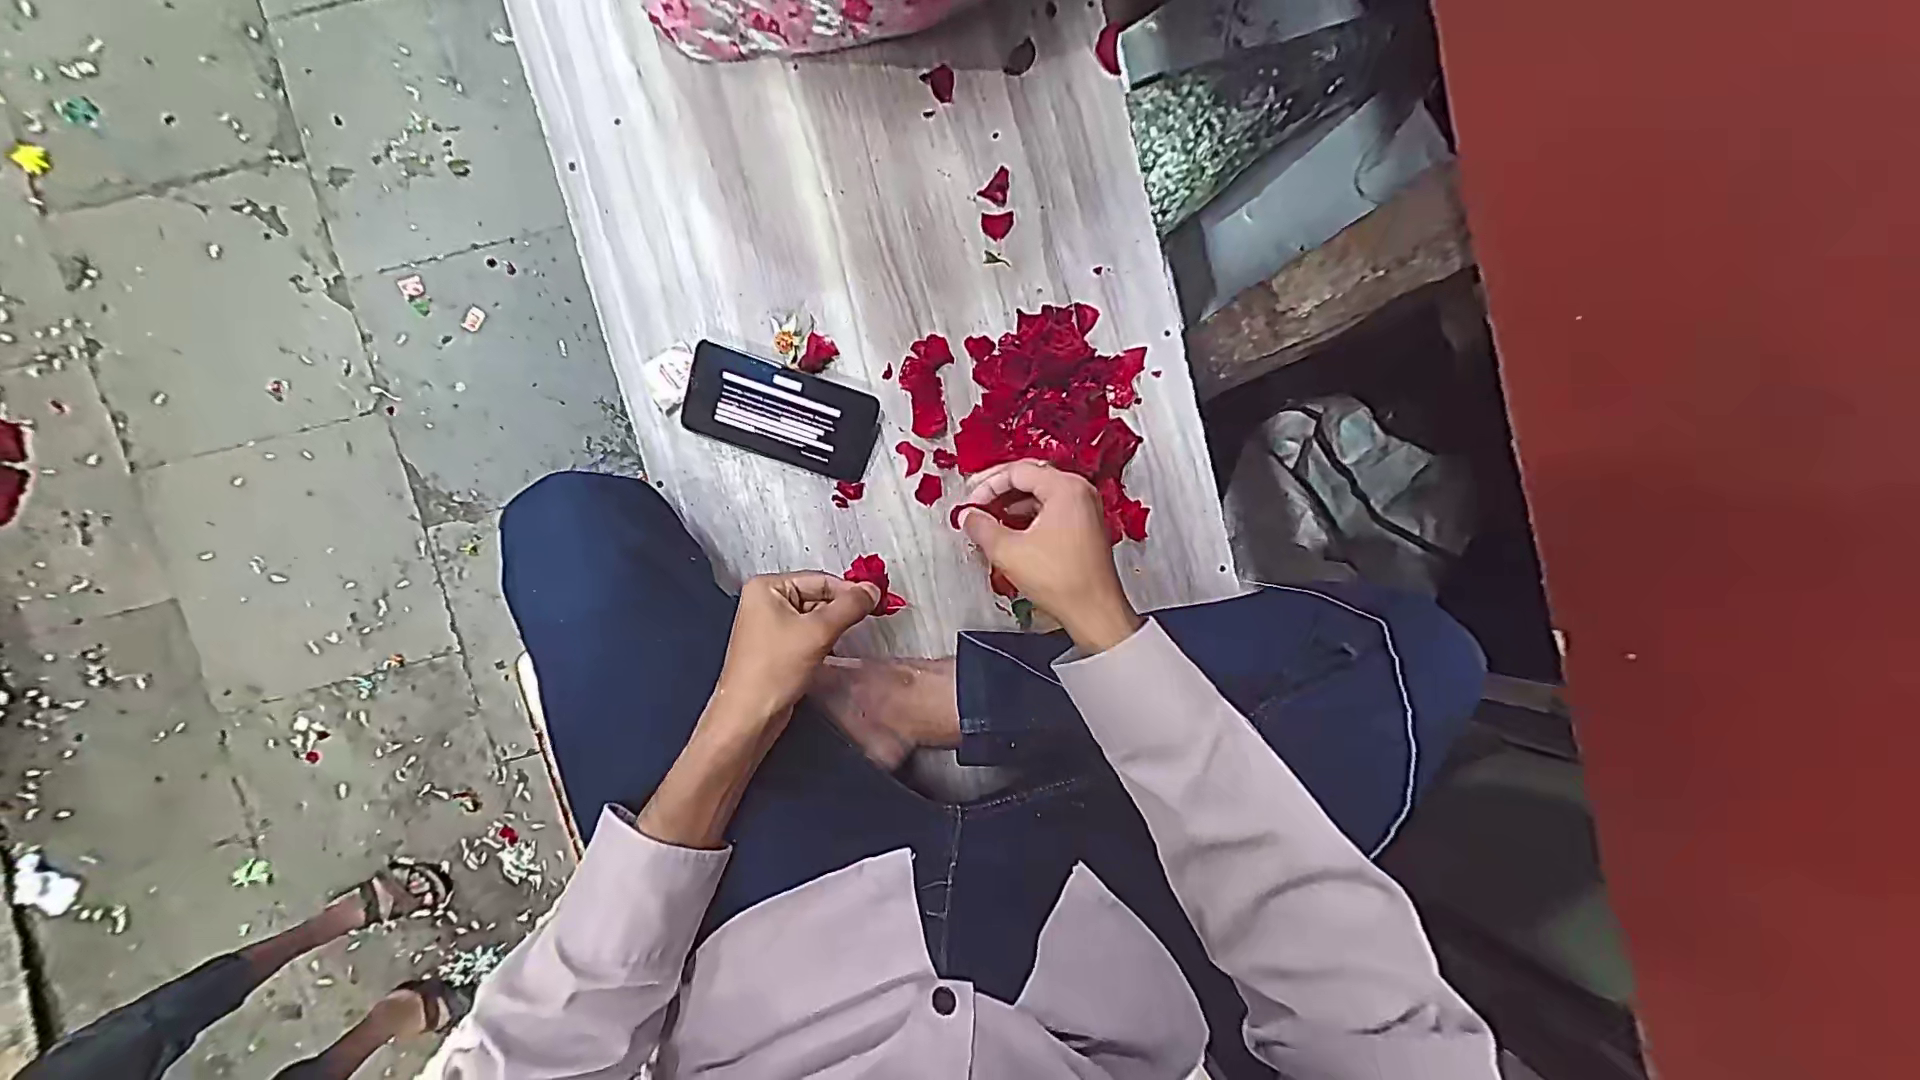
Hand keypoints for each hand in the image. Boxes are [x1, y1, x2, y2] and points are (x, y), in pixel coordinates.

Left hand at [709, 572, 881, 725]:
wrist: (749, 717)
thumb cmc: (773, 670)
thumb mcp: (819, 632)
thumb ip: (850, 606)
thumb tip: (873, 590)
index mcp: (767, 587)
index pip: (821, 580)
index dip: (850, 591)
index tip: (877, 600)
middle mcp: (766, 601)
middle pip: (818, 596)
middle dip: (842, 609)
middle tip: (871, 617)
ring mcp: (770, 625)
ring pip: (816, 617)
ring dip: (835, 626)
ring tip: (851, 636)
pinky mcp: (777, 646)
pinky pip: (809, 633)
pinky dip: (825, 639)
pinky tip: (835, 650)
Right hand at [958, 461, 1143, 651]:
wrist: (1094, 611)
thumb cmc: (1062, 581)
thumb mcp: (1008, 551)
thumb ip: (981, 527)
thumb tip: (968, 516)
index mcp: (1065, 488)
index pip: (1017, 471)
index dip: (988, 485)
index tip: (972, 502)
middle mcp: (1080, 492)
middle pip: (1030, 478)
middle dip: (999, 492)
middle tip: (977, 505)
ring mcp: (1085, 509)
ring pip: (1040, 495)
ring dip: (1012, 505)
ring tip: (989, 520)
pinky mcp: (1085, 527)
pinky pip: (1051, 509)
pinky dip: (1028, 517)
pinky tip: (1011, 533)